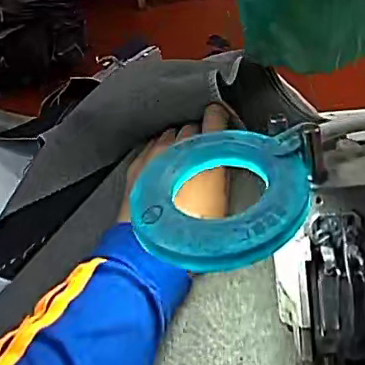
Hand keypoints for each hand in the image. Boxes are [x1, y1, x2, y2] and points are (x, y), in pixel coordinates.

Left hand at [117, 103, 233, 222]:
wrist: (151, 249)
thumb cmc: (189, 231)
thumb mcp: (223, 200)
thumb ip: (226, 172)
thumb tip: (227, 161)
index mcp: (205, 150)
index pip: (214, 115)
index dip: (220, 116)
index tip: (222, 119)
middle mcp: (179, 146)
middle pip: (191, 126)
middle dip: (199, 136)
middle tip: (204, 154)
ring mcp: (155, 154)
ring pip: (170, 136)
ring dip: (177, 145)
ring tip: (183, 164)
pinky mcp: (137, 165)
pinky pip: (151, 148)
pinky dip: (158, 154)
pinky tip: (164, 169)